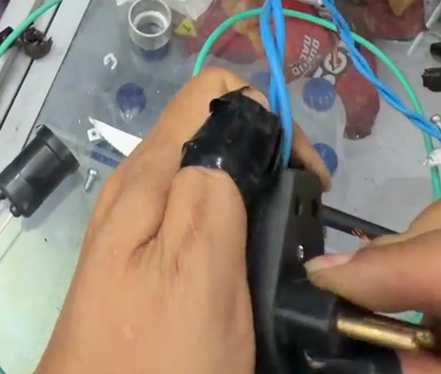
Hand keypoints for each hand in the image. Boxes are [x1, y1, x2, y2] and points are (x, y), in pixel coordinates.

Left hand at [36, 68, 328, 373]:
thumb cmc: (155, 360)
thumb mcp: (195, 269)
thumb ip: (214, 184)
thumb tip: (241, 107)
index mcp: (149, 173)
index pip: (208, 94)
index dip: (261, 113)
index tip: (299, 166)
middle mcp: (139, 184)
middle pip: (209, 130)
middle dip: (262, 154)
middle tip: (303, 210)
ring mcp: (138, 222)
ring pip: (205, 172)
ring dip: (251, 189)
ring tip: (286, 237)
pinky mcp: (144, 257)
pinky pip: (195, 213)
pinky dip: (231, 220)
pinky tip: (249, 256)